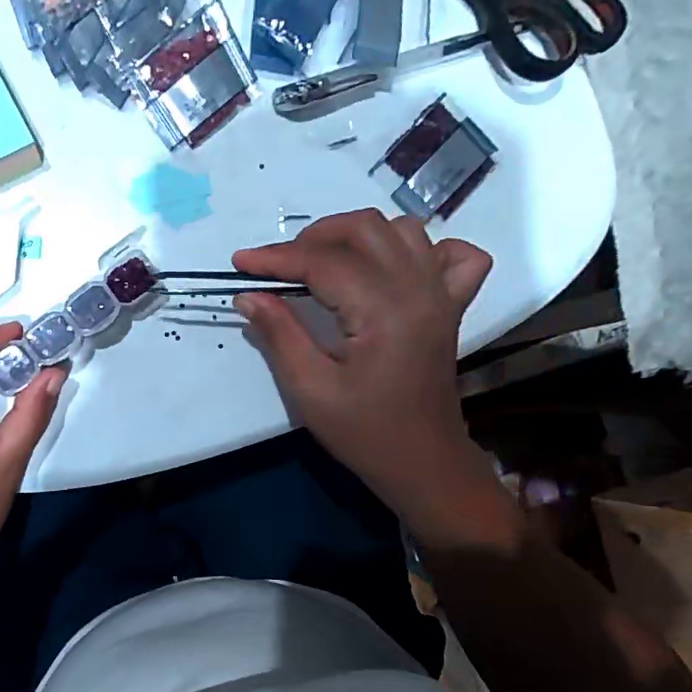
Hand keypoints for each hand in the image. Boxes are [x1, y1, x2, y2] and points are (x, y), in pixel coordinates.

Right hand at [232, 210, 503, 536]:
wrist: (422, 462)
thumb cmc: (363, 432)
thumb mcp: (310, 389)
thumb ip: (279, 335)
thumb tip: (249, 295)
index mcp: (385, 311)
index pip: (324, 262)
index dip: (277, 258)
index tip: (240, 264)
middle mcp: (419, 290)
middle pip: (366, 229)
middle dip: (313, 237)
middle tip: (279, 265)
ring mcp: (442, 295)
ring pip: (403, 231)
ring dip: (357, 236)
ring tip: (324, 263)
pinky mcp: (452, 306)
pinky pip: (451, 254)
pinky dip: (421, 248)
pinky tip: (392, 268)